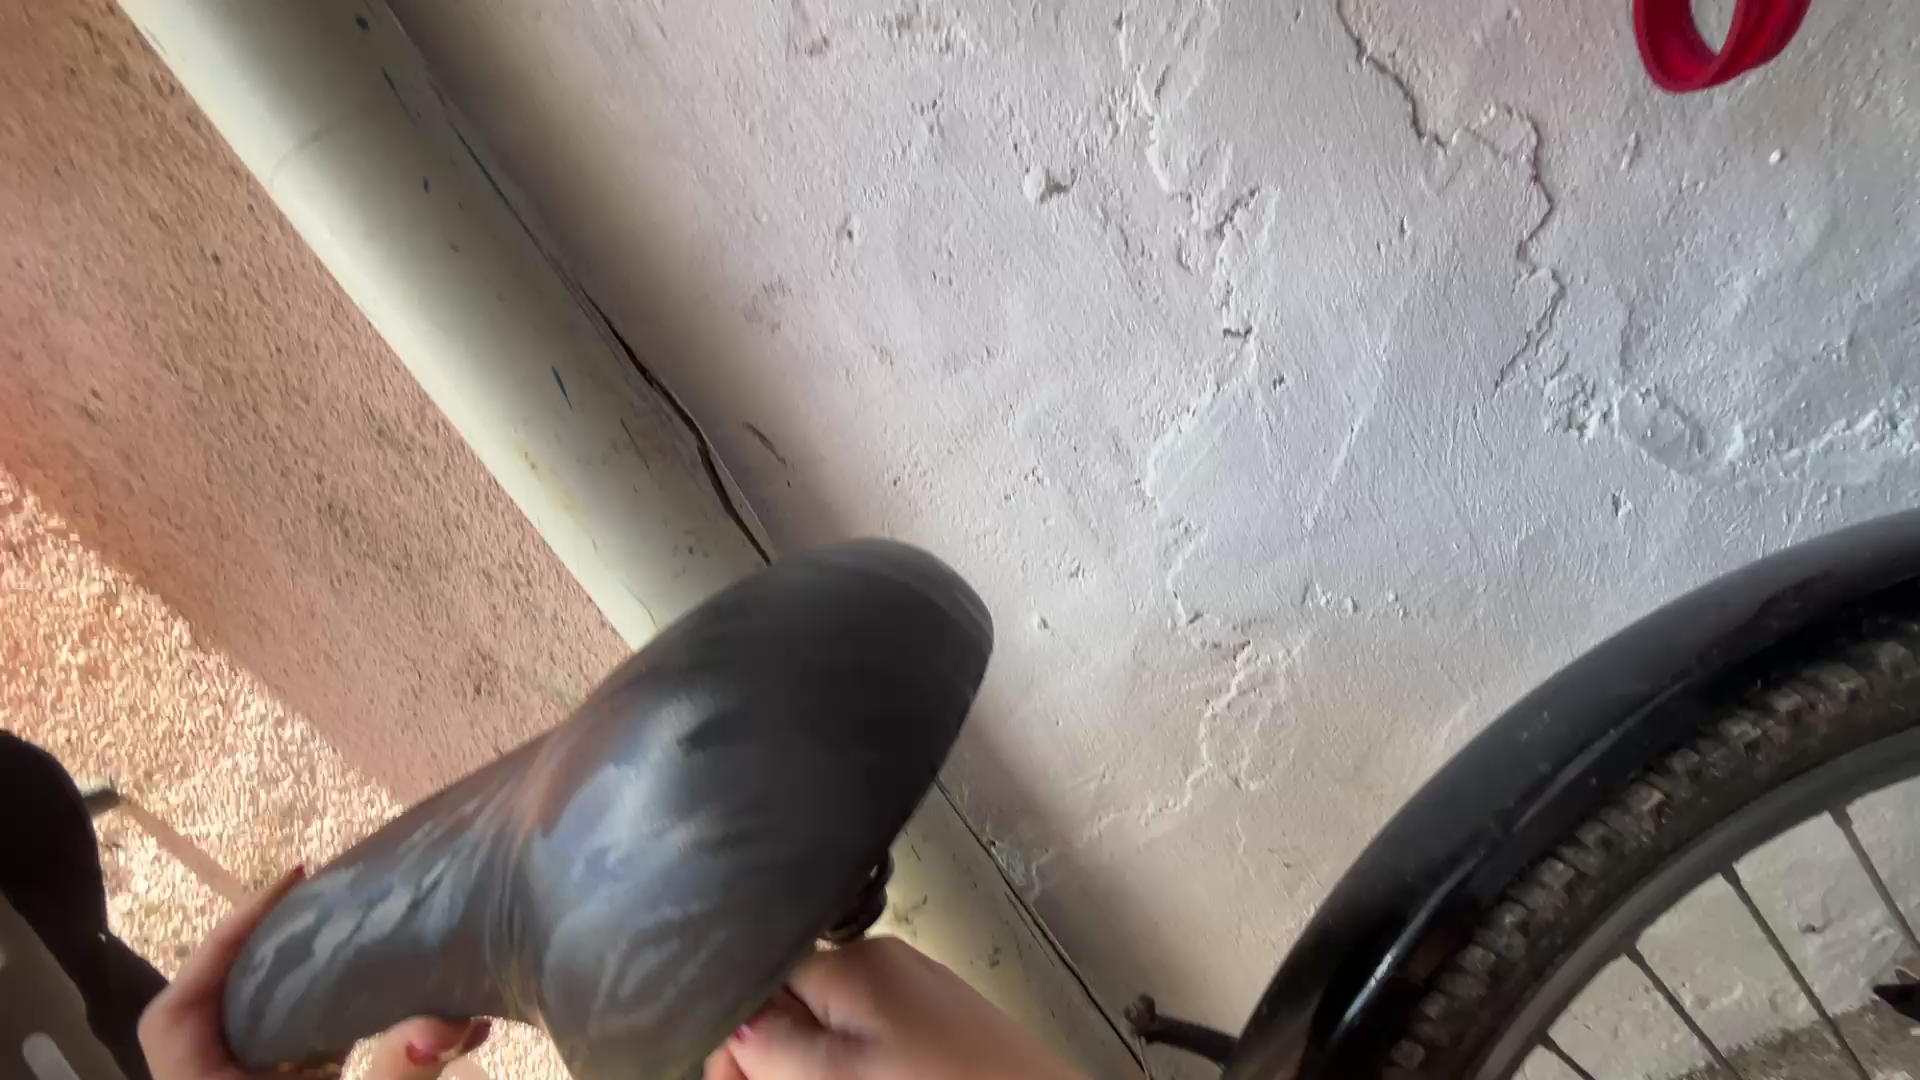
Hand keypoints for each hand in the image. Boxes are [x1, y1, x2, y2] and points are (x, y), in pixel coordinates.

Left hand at [137, 866, 491, 1079]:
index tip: (297, 879)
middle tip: (359, 895)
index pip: (181, 1012)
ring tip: (394, 938)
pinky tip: (416, 1006)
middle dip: (297, 942)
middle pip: (235, 1002)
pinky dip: (361, 1014)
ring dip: (339, 978)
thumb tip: (450, 1018)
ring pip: (283, 1022)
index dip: (225, 939)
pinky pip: (318, 1045)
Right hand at [706, 936, 1087, 1079]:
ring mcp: (909, 983)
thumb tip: (737, 1023)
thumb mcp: (845, 1078)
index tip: (727, 1075)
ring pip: (829, 1016)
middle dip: (771, 1049)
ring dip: (804, 1059)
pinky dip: (844, 1058)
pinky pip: (865, 1027)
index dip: (740, 1028)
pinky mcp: (930, 1013)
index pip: (768, 974)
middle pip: (797, 995)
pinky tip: (846, 1078)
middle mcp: (881, 958)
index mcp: (855, 961)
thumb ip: (783, 1048)